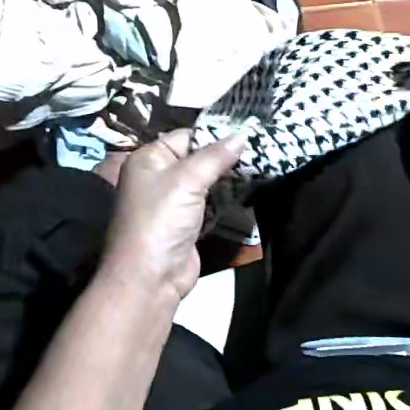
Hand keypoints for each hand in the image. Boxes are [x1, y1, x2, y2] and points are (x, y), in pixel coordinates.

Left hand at [99, 129, 245, 301]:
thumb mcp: (188, 180)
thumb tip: (244, 134)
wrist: (151, 278)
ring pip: (207, 179)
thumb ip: (216, 156)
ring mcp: (173, 200)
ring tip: (260, 165)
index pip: (186, 136)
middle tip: (260, 148)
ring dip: (229, 176)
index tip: (248, 132)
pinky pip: (211, 200)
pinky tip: (249, 188)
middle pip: (198, 157)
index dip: (215, 134)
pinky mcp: (188, 220)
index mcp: (149, 159)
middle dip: (226, 155)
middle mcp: (159, 176)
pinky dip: (227, 196)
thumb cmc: (162, 220)